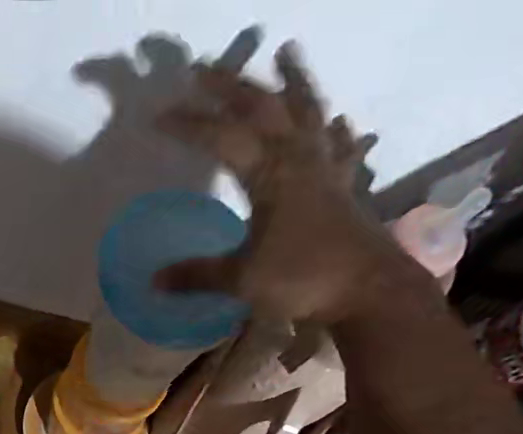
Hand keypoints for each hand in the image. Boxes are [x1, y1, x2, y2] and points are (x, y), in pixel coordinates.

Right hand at [154, 42, 415, 322]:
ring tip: (286, 53)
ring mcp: (326, 168)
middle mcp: (297, 158)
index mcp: (268, 174)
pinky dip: (337, 131)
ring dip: (294, 81)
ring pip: (308, 111)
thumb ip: (199, 276)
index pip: (221, 136)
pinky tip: (339, 121)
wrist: (368, 291)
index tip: (158, 118)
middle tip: (203, 70)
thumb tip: (155, 281)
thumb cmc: (303, 280)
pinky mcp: (346, 186)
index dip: (188, 124)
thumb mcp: (242, 280)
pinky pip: (341, 146)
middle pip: (262, 107)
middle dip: (230, 86)